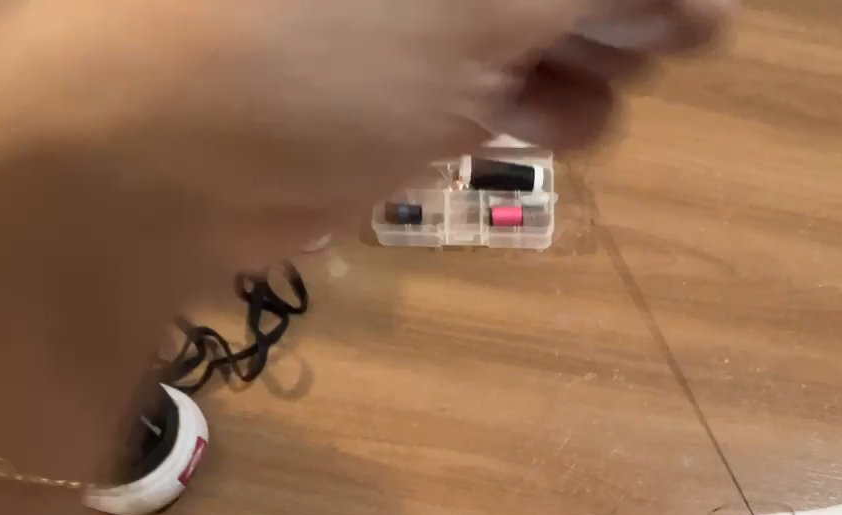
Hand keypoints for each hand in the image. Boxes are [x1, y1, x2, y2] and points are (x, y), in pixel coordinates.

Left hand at [0, 0, 727, 265]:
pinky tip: (573, 122)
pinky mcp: (393, 83)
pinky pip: (495, 80)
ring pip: (533, 16)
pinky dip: (543, 102)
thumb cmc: (294, 40)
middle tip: (693, 23)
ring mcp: (396, 8)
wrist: (148, 172)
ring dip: (598, 42)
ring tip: (639, 64)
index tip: (690, 6)